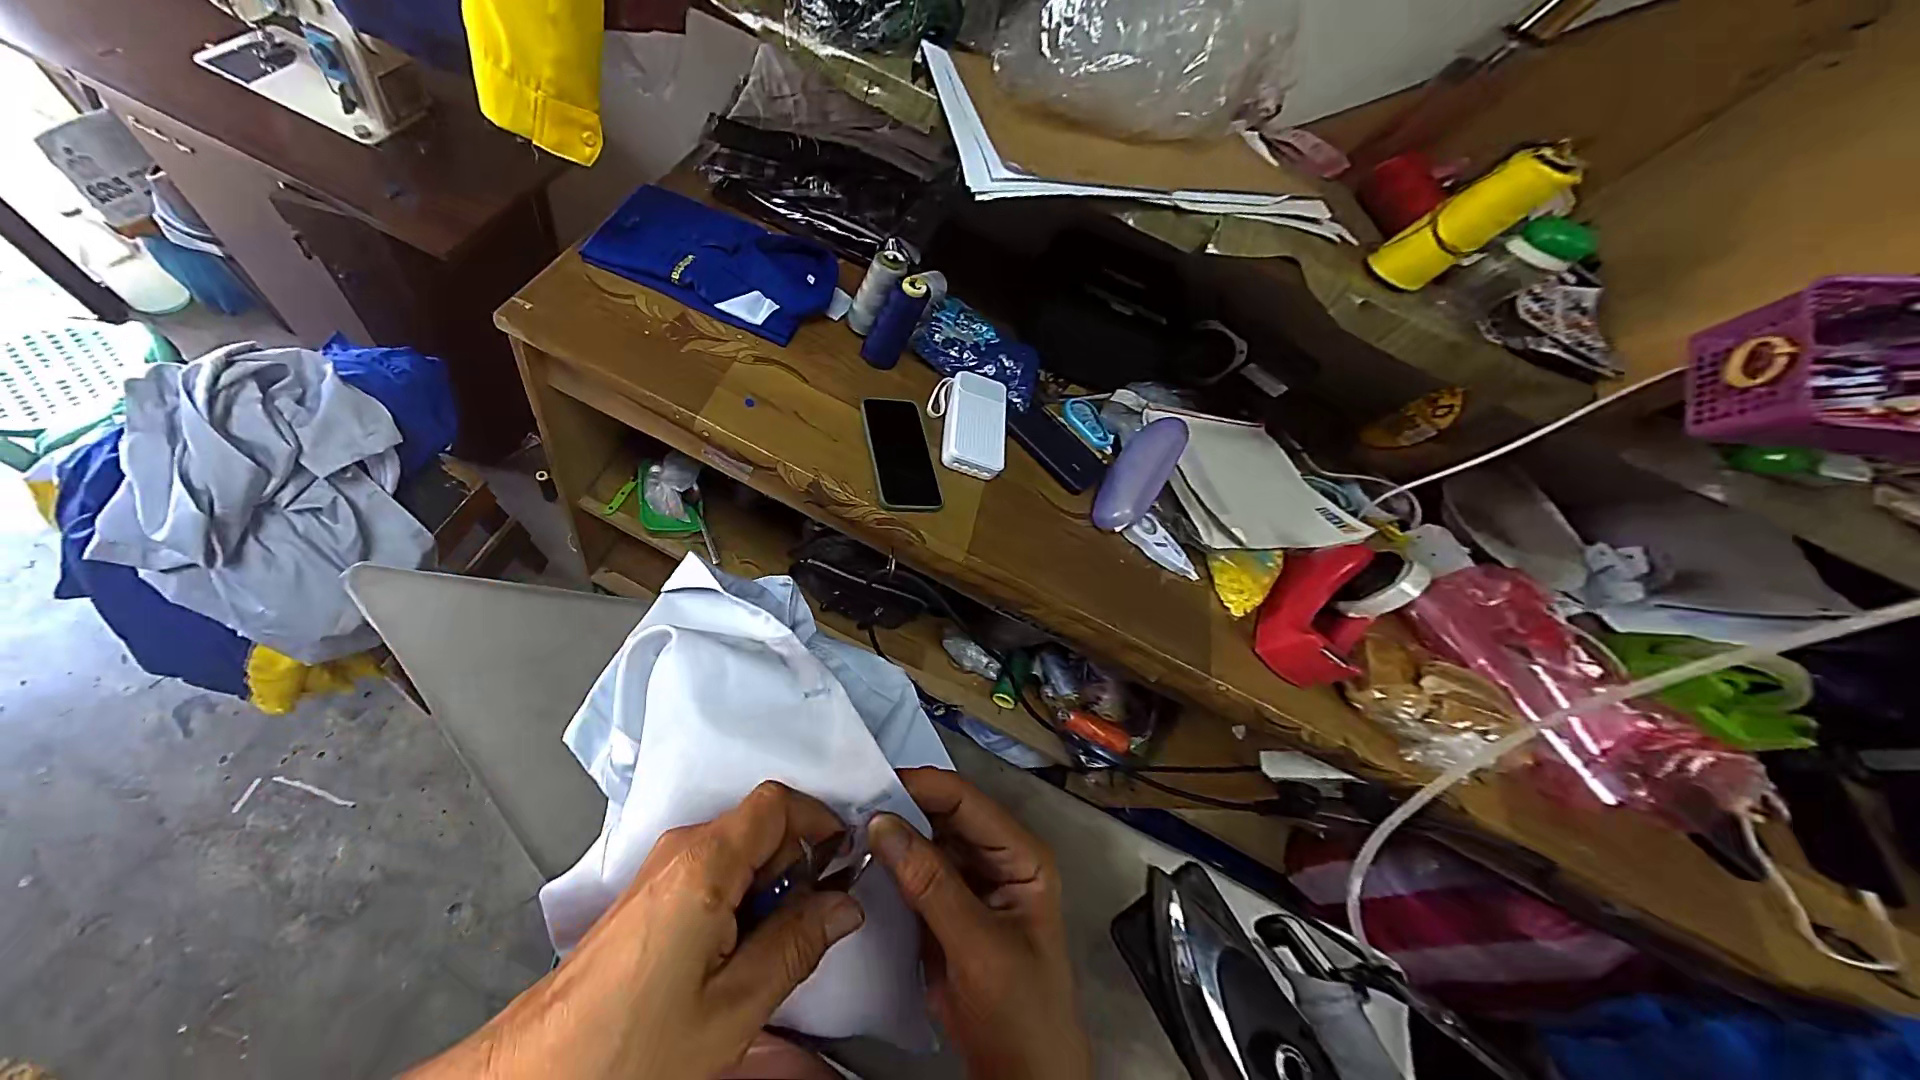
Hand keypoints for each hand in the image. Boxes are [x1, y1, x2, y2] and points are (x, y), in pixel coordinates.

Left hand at [406, 781, 864, 1079]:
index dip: (819, 822)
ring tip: (770, 946)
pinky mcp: (650, 893)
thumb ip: (798, 943)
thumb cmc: (629, 1048)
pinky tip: (735, 951)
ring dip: (769, 884)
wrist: (535, 1075)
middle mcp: (680, 851)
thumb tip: (844, 905)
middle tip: (810, 920)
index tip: (840, 863)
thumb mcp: (734, 1006)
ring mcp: (661, 869)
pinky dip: (740, 895)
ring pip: (738, 849)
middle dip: (797, 862)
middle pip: (760, 824)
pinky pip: (712, 870)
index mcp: (705, 864)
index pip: (778, 803)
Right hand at [872, 768, 1092, 1079]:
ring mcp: (967, 879)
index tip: (874, 785)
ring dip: (889, 834)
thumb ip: (932, 884)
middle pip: (943, 814)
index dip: (922, 787)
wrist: (1019, 1072)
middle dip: (900, 807)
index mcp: (1020, 853)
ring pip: (923, 839)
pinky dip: (886, 864)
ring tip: (846, 828)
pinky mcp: (942, 903)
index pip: (967, 801)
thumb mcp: (978, 945)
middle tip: (850, 807)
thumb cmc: (1020, 1009)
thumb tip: (883, 824)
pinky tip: (858, 860)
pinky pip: (911, 870)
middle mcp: (994, 855)